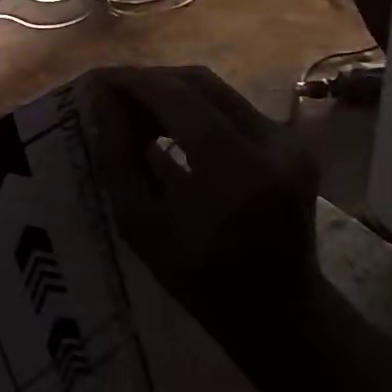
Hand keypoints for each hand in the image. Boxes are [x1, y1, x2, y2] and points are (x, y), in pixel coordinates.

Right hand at [76, 66, 319, 311]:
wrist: (278, 310)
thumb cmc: (202, 280)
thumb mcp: (143, 225)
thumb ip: (118, 158)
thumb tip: (103, 102)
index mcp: (234, 170)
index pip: (178, 97)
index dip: (134, 81)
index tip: (99, 80)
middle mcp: (270, 143)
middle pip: (201, 83)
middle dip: (152, 81)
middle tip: (114, 95)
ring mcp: (288, 141)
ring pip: (219, 91)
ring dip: (173, 92)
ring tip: (136, 110)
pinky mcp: (293, 144)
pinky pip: (235, 109)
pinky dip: (197, 108)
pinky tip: (169, 125)